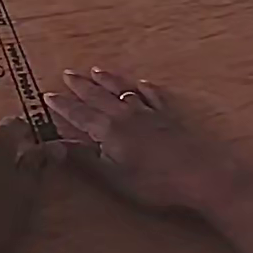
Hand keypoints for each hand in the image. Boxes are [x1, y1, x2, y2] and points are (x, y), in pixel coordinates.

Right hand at [44, 68, 252, 217]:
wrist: (204, 176)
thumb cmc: (155, 183)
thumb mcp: (113, 177)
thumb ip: (83, 160)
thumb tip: (53, 145)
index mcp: (108, 130)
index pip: (79, 114)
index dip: (62, 106)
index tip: (48, 96)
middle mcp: (126, 115)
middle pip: (98, 96)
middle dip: (80, 86)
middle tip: (67, 74)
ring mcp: (150, 114)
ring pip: (123, 91)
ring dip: (108, 80)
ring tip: (95, 70)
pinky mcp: (171, 117)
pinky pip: (153, 97)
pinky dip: (145, 89)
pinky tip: (142, 84)